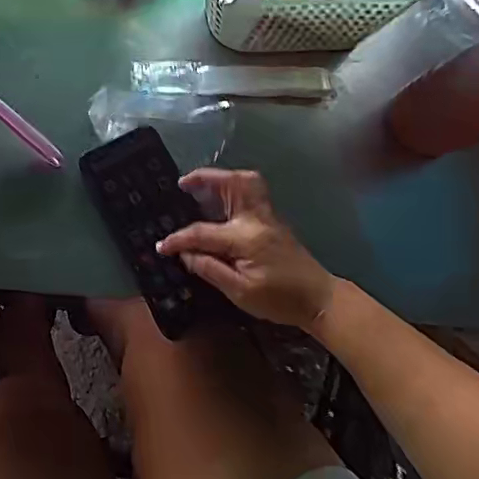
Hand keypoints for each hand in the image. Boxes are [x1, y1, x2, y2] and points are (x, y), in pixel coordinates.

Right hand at [155, 168, 341, 328]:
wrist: (318, 298)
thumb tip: (185, 254)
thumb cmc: (279, 300)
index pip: (202, 232)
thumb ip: (210, 269)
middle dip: (207, 178)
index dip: (179, 239)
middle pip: (234, 183)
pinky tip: (218, 204)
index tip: (161, 246)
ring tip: (199, 187)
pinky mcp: (273, 221)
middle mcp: (257, 219)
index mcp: (245, 237)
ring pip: (247, 182)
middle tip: (183, 183)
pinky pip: (251, 194)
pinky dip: (232, 190)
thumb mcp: (239, 291)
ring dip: (222, 179)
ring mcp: (268, 217)